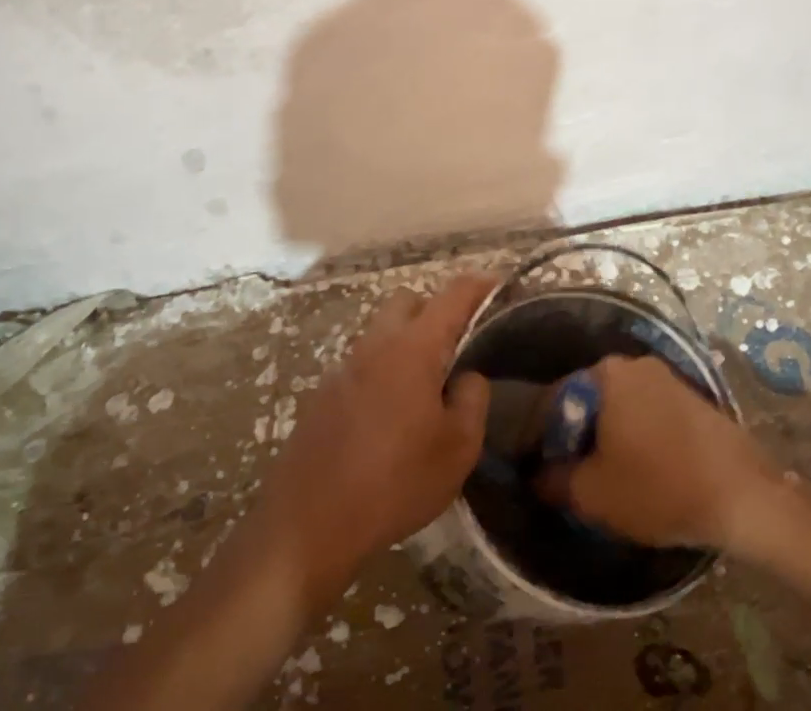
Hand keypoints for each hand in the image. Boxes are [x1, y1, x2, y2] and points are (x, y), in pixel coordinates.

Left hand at [255, 274, 494, 597]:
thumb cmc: (396, 483)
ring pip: (380, 335)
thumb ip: (472, 399)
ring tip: (429, 388)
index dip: (480, 285)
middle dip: (436, 309)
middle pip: (407, 302)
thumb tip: (465, 376)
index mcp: (411, 350)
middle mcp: (373, 347)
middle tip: (461, 344)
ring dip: (407, 344)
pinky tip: (393, 418)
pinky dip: (383, 374)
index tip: (500, 285)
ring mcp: (340, 371)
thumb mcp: (458, 448)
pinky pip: (361, 367)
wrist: (310, 524)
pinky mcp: (321, 398)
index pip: (451, 296)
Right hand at [538, 355, 781, 549]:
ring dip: (607, 438)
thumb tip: (537, 475)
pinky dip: (636, 437)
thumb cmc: (659, 488)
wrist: (743, 498)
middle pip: (588, 400)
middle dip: (575, 436)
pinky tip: (640, 471)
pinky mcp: (694, 400)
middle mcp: (637, 365)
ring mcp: (670, 379)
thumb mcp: (592, 494)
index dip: (538, 438)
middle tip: (569, 476)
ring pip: (620, 408)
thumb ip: (553, 480)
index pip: (554, 400)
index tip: (536, 470)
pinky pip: (648, 415)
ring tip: (604, 478)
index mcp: (607, 374)